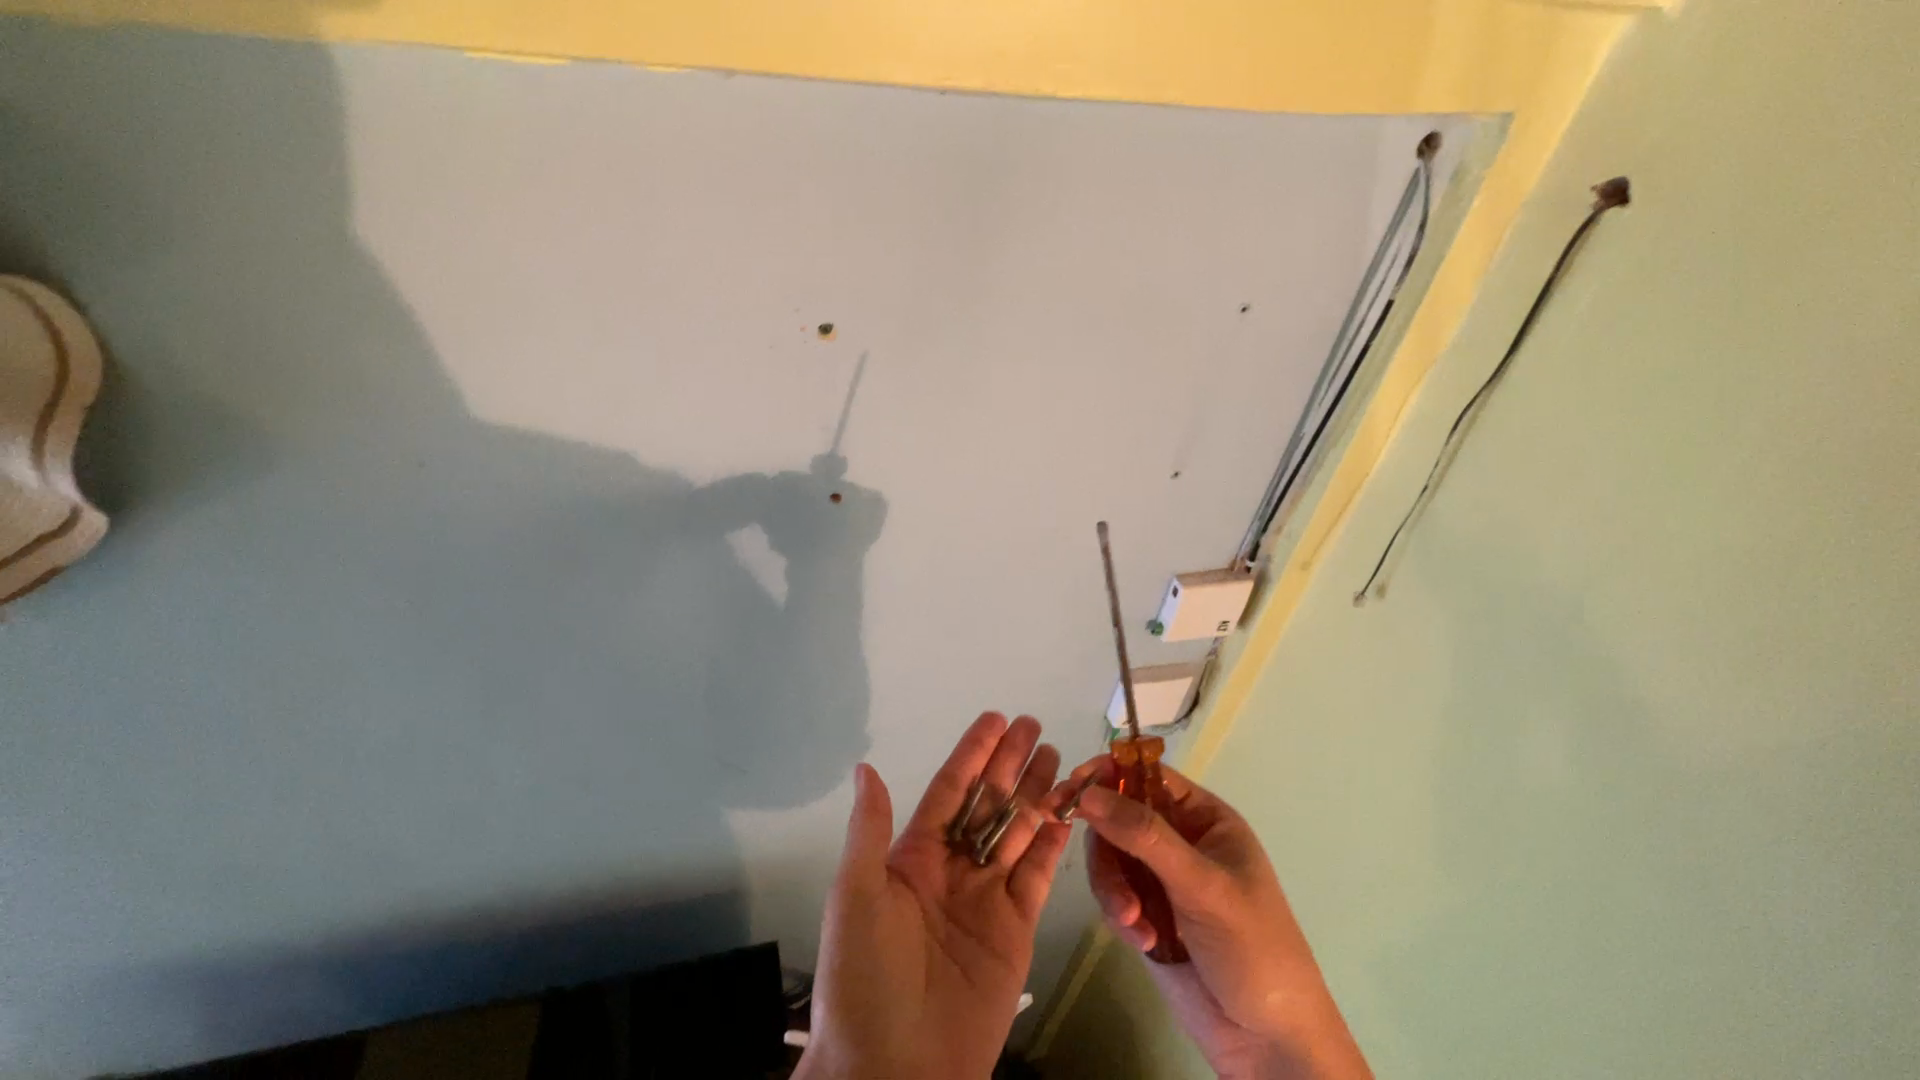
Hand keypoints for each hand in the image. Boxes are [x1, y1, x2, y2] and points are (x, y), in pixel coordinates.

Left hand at [797, 713, 1070, 1079]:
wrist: (893, 1066)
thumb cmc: (864, 977)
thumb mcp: (855, 897)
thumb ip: (870, 831)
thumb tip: (867, 767)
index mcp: (911, 857)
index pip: (949, 791)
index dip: (972, 754)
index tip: (995, 719)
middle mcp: (952, 869)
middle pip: (988, 804)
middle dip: (1010, 764)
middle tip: (1035, 726)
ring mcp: (986, 898)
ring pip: (1017, 832)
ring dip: (1036, 794)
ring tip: (1058, 757)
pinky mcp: (1015, 929)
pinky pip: (1037, 875)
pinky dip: (1053, 843)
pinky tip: (1068, 812)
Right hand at [1068, 757, 1371, 1079]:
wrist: (1267, 1039)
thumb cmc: (1252, 948)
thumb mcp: (1201, 885)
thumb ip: (1143, 835)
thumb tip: (1088, 791)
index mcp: (1205, 820)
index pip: (1148, 776)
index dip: (1108, 774)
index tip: (1071, 788)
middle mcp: (1182, 841)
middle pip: (1119, 817)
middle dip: (1105, 843)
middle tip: (1071, 845)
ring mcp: (1163, 880)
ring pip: (1111, 859)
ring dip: (1113, 888)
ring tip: (1131, 922)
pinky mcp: (1148, 915)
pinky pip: (1114, 896)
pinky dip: (1120, 914)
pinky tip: (1142, 940)